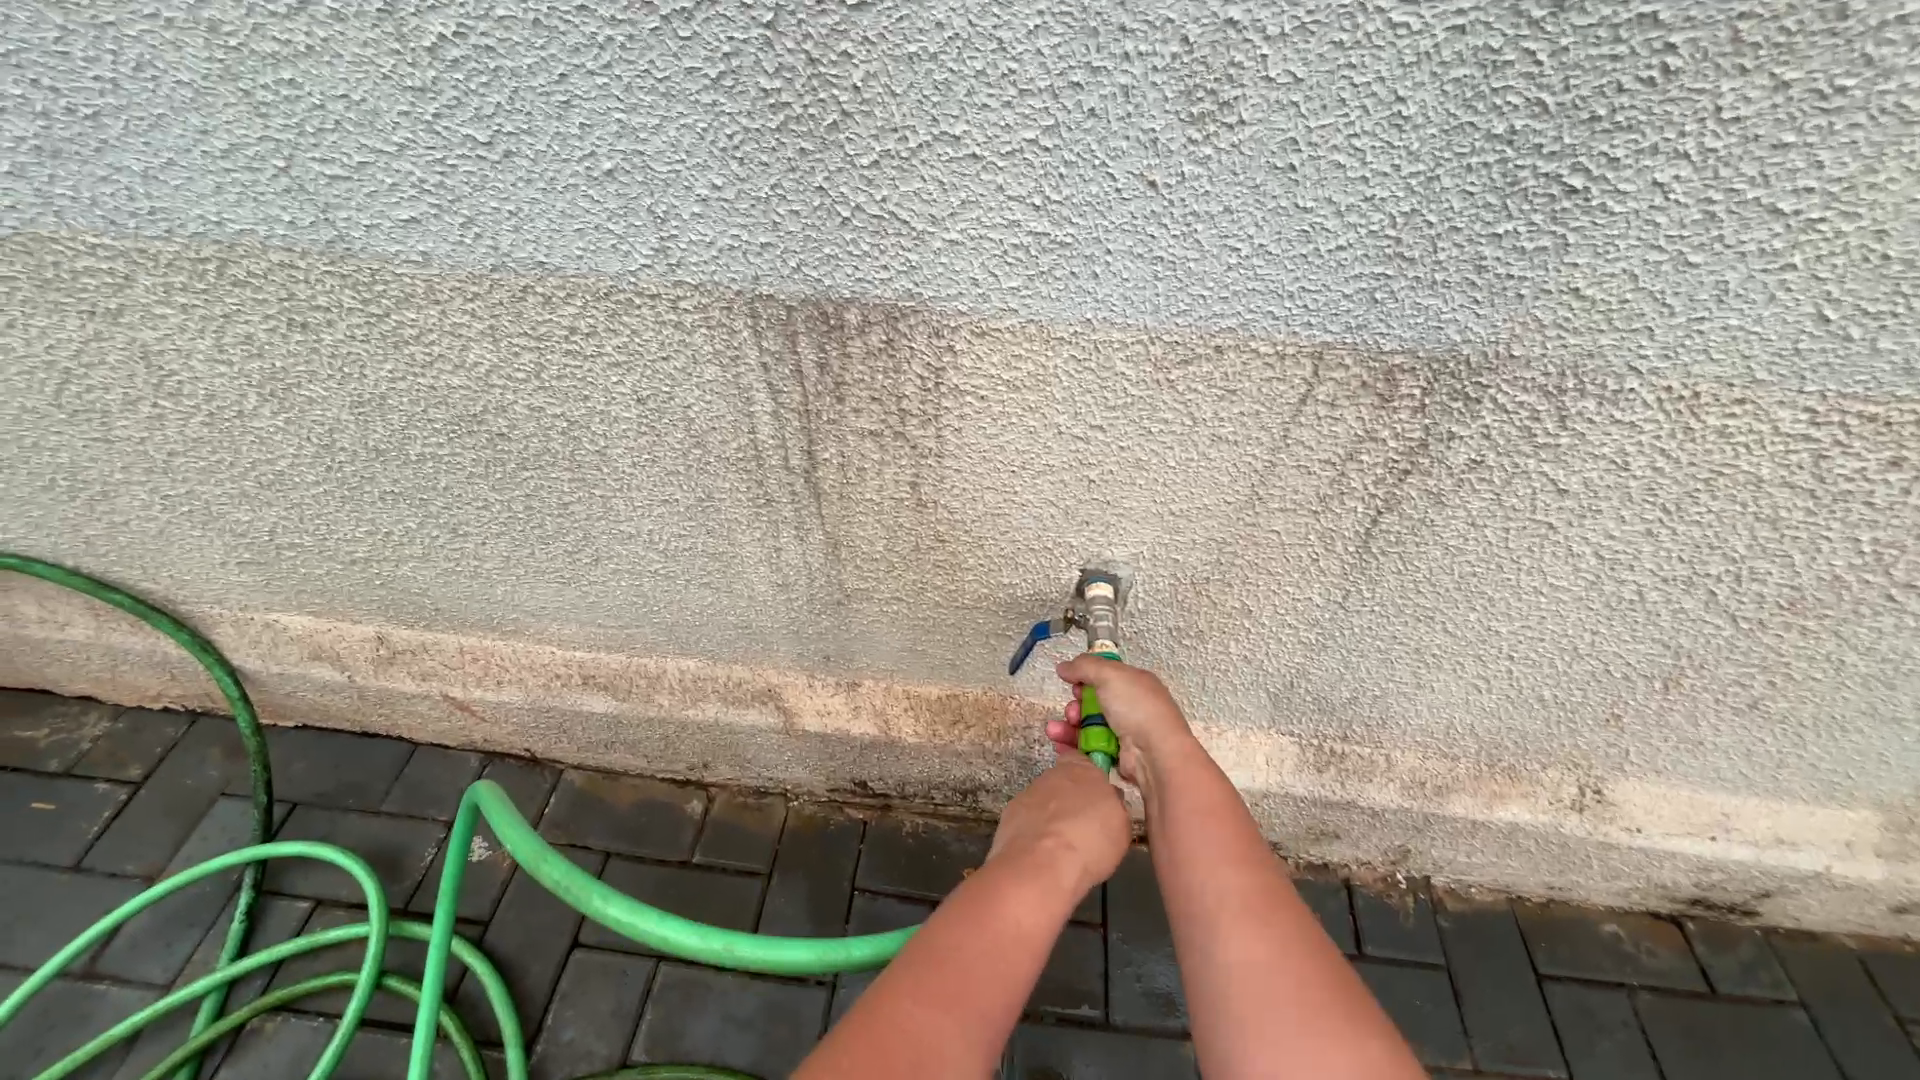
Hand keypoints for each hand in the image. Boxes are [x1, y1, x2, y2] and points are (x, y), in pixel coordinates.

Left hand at [988, 754, 1129, 895]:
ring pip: (1042, 800)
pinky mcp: (1009, 814)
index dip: (1087, 777)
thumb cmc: (1091, 841)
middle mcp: (1052, 775)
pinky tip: (1040, 852)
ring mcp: (1027, 793)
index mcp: (1083, 771)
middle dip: (1069, 800)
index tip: (1094, 796)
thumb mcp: (1120, 825)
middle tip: (1080, 826)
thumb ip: (1112, 806)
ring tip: (1060, 846)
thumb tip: (1109, 801)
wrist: (1042, 864)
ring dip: (1050, 817)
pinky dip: (1032, 831)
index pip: (1082, 760)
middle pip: (1061, 782)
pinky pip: (1026, 819)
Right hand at [1047, 654, 1197, 787]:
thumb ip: (1084, 666)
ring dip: (1067, 726)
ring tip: (1055, 731)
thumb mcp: (1110, 675)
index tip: (1075, 684)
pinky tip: (1059, 744)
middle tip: (1073, 712)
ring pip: (1087, 726)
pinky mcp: (1115, 756)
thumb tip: (1063, 667)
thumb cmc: (1136, 708)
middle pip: (1093, 703)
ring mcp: (1123, 733)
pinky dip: (1071, 745)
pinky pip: (1088, 748)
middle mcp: (1131, 707)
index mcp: (1134, 684)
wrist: (1155, 754)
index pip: (1105, 677)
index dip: (1086, 679)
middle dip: (1076, 706)